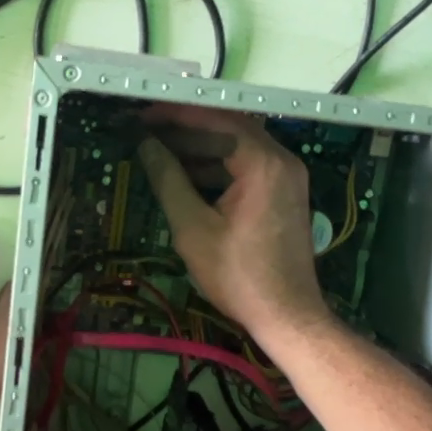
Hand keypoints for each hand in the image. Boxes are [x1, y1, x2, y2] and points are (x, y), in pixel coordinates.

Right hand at [136, 104, 331, 338]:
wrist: (286, 315)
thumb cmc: (237, 276)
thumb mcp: (193, 228)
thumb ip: (169, 180)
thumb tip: (147, 147)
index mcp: (262, 163)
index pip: (216, 120)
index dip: (176, 115)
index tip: (144, 116)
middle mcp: (281, 161)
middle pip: (230, 129)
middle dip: (187, 129)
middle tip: (148, 131)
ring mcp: (287, 178)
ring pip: (239, 149)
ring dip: (201, 149)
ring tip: (160, 153)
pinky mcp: (285, 195)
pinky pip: (248, 168)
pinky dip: (219, 168)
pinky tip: (187, 177)